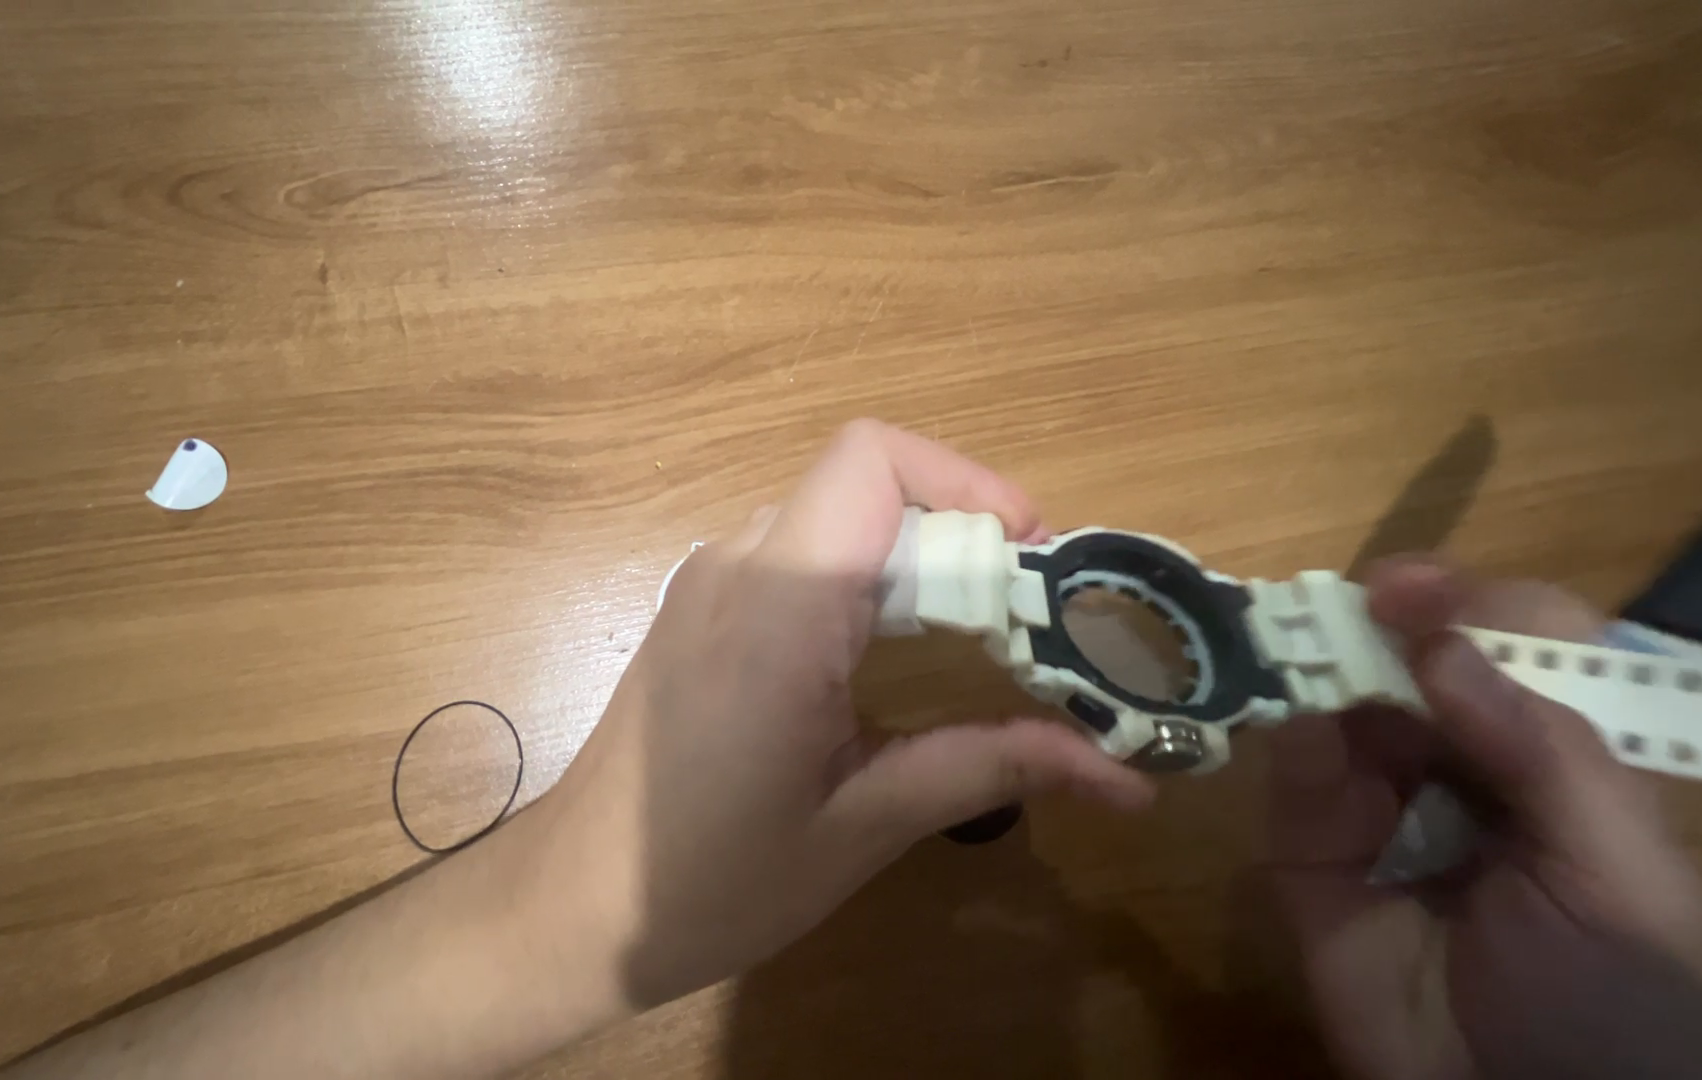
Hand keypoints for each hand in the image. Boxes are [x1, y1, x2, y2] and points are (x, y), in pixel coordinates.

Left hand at [523, 419, 1154, 1009]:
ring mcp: (709, 579)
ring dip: (911, 560)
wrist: (576, 899)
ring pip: (833, 519)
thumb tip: (1125, 777)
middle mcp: (738, 564)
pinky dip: (862, 579)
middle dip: (959, 536)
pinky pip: (796, 554)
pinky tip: (887, 655)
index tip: (1030, 557)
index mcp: (781, 604)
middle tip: (1026, 621)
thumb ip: (988, 767)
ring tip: (974, 640)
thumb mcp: (862, 824)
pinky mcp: (699, 605)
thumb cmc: (712, 878)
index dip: (967, 480)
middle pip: (865, 488)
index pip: (871, 461)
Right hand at [1268, 557, 1701, 1079]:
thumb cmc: (1614, 1000)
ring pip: (1340, 699)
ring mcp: (1374, 792)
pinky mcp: (1304, 829)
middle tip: (1344, 598)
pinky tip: (1277, 700)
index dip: (1477, 606)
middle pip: (1414, 662)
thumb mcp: (1621, 882)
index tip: (1415, 589)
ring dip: (1316, 661)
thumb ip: (1548, 758)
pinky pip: (1291, 764)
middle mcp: (1460, 760)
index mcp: (1555, 762)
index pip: (1521, 653)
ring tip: (1291, 631)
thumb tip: (1440, 650)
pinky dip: (1282, 726)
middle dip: (1379, 621)